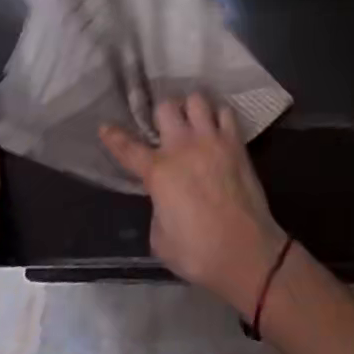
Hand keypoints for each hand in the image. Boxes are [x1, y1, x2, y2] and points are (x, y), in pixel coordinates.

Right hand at [99, 93, 287, 314]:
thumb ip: (156, 209)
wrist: (247, 254)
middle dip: (161, 114)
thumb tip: (163, 199)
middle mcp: (183, 147)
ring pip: (196, 100)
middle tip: (164, 127)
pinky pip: (226, 113)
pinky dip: (219, 115)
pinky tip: (216, 127)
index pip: (128, 148)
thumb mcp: (160, 239)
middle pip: (165, 107)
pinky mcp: (236, 144)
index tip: (105, 127)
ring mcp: (212, 141)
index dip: (114, 137)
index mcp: (159, 172)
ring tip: (192, 121)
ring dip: (190, 108)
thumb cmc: (199, 253)